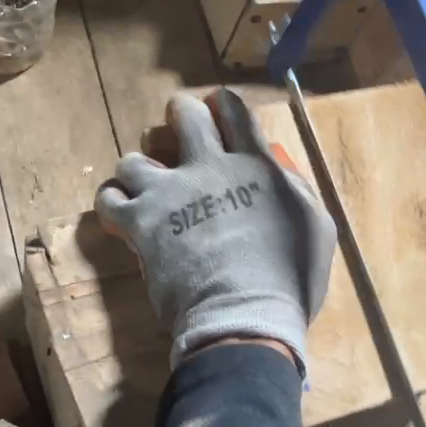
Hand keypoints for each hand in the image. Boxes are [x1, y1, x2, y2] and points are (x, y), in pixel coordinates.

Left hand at [96, 89, 335, 373]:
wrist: (243, 318)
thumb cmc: (288, 282)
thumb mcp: (316, 229)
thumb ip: (295, 192)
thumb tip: (278, 173)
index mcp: (255, 164)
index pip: (233, 110)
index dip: (223, 108)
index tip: (218, 117)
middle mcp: (209, 166)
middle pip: (183, 114)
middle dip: (179, 119)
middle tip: (179, 140)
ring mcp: (169, 192)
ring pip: (135, 158)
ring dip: (139, 172)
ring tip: (145, 192)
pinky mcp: (140, 222)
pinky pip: (109, 199)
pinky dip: (112, 204)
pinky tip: (121, 216)